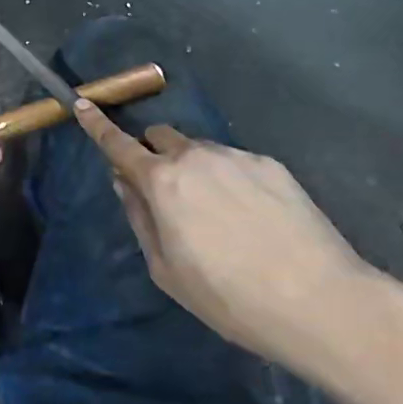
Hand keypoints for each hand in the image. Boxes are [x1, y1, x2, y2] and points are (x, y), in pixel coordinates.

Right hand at [72, 99, 368, 355]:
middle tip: (169, 194)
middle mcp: (195, 157)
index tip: (81, 103)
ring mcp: (235, 155)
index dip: (97, 125)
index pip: (119, 145)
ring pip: (201, 151)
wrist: (321, 300)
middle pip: (161, 137)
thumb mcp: (169, 272)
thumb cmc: (232, 298)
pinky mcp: (270, 163)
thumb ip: (140, 219)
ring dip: (197, 171)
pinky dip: (233, 181)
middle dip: (155, 155)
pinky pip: (237, 163)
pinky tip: (257, 220)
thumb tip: (125, 183)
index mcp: (163, 183)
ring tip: (225, 219)